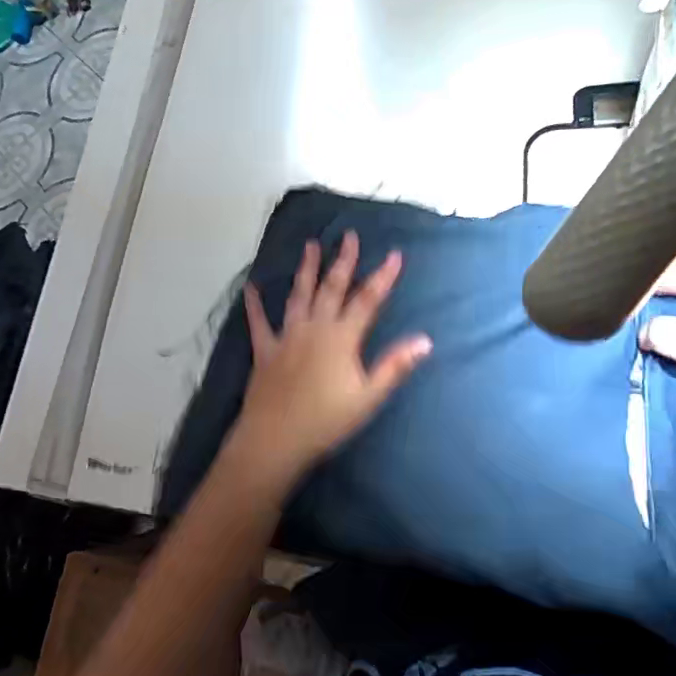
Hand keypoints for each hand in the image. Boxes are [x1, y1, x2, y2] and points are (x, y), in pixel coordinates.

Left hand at [228, 232, 431, 478]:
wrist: (275, 439)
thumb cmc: (326, 422)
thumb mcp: (368, 398)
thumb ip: (394, 366)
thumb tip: (425, 340)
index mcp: (341, 339)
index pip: (367, 301)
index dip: (382, 277)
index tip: (395, 255)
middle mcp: (314, 329)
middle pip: (331, 289)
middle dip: (343, 261)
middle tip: (349, 236)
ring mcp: (286, 337)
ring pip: (298, 296)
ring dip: (306, 270)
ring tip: (310, 245)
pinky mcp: (264, 350)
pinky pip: (258, 322)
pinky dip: (254, 304)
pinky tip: (251, 286)